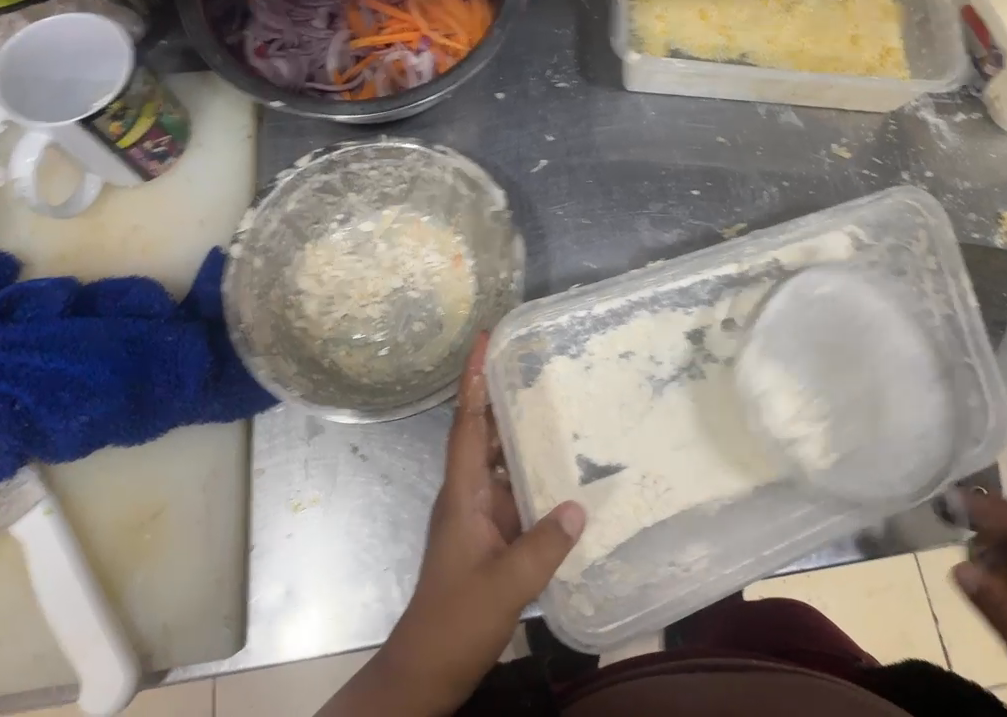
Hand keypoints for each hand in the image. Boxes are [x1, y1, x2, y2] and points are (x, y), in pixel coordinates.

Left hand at [320, 337, 585, 716]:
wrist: (428, 667)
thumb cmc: (456, 619)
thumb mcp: (505, 583)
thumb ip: (543, 545)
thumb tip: (578, 504)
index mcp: (462, 494)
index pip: (467, 423)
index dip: (474, 379)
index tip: (485, 339)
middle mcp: (468, 495)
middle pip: (484, 434)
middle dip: (503, 396)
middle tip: (538, 362)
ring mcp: (478, 517)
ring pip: (502, 465)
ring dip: (523, 438)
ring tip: (562, 407)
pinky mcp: (491, 538)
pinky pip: (515, 495)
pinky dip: (536, 479)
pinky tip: (566, 477)